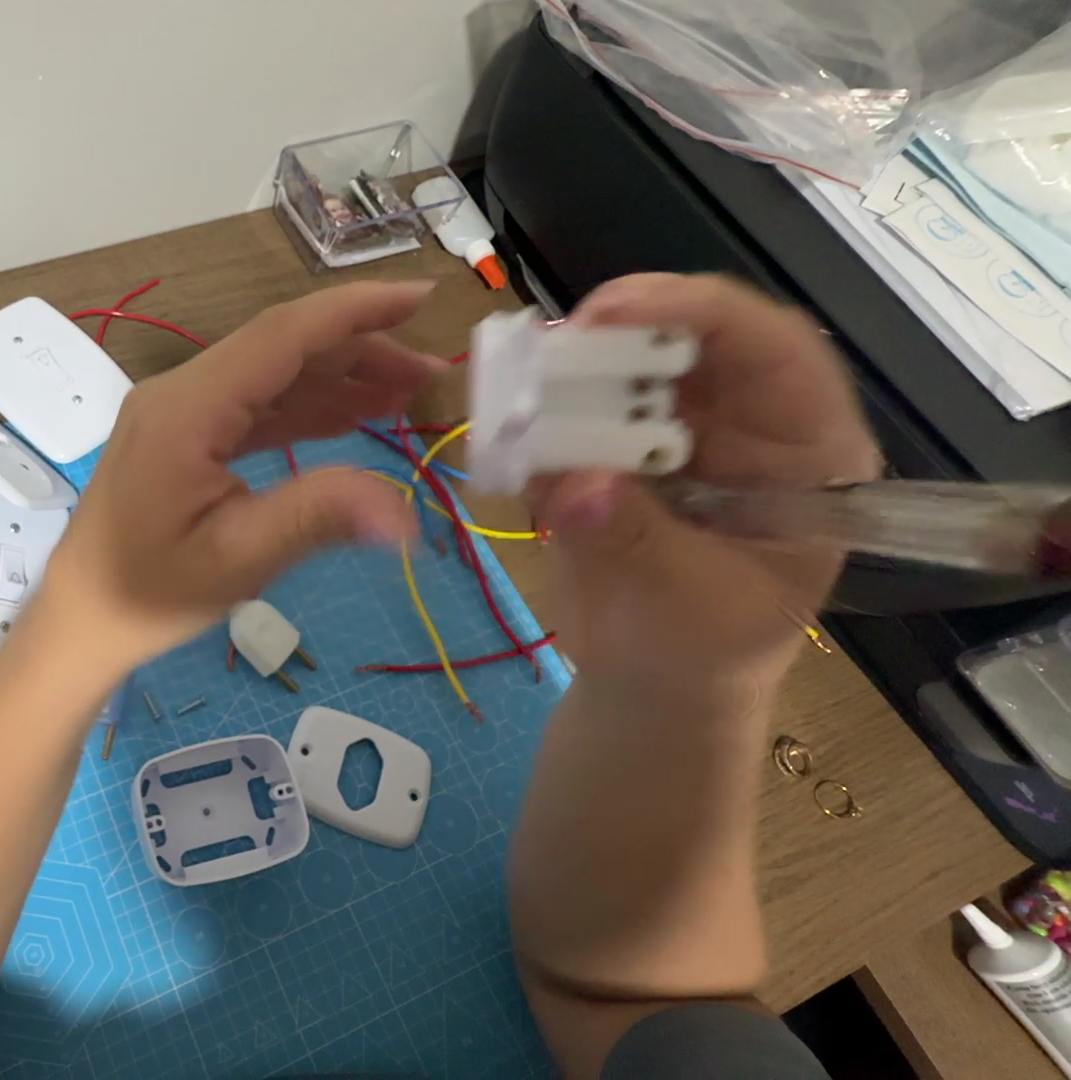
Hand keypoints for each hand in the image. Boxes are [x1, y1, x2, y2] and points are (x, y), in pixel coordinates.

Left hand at [38, 280, 444, 663]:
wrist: (82, 616)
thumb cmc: (149, 593)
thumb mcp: (236, 560)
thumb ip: (316, 518)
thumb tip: (405, 513)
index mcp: (185, 410)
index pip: (279, 335)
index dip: (354, 311)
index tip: (421, 296)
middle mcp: (177, 394)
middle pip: (278, 349)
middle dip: (357, 352)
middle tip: (428, 375)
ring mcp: (175, 413)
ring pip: (267, 376)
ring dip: (334, 380)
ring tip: (401, 396)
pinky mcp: (178, 437)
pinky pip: (249, 407)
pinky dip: (301, 409)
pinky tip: (345, 420)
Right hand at [530, 274, 879, 688]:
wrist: (647, 687)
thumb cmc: (697, 654)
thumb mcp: (687, 605)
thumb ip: (632, 539)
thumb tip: (568, 481)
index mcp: (801, 454)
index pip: (772, 352)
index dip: (700, 314)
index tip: (611, 311)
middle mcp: (734, 429)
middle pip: (686, 346)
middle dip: (615, 336)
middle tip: (545, 347)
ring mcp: (662, 441)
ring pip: (616, 376)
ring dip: (560, 378)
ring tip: (510, 392)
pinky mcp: (603, 460)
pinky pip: (564, 420)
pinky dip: (527, 421)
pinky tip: (503, 435)